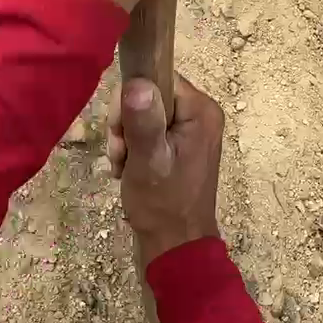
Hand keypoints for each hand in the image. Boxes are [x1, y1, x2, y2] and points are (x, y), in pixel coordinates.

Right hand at [105, 76, 223, 263]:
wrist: (175, 244)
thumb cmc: (163, 204)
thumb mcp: (149, 160)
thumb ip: (143, 120)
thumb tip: (136, 83)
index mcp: (201, 110)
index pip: (156, 78)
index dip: (132, 101)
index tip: (122, 132)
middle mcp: (201, 114)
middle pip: (148, 96)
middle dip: (126, 125)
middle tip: (122, 155)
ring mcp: (191, 130)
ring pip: (143, 114)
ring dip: (126, 140)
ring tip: (125, 167)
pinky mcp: (180, 145)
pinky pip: (148, 131)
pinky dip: (133, 150)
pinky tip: (129, 170)